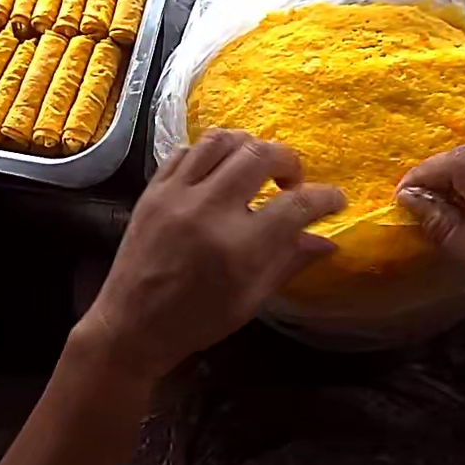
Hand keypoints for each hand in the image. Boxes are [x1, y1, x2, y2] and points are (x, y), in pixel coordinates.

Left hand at [79, 129, 345, 379]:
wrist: (131, 324)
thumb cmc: (195, 320)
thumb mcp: (249, 299)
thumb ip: (288, 262)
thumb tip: (327, 240)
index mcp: (240, 246)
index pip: (298, 204)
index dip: (326, 197)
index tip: (333, 200)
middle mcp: (209, 210)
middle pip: (261, 154)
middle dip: (288, 160)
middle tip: (290, 182)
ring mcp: (175, 195)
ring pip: (220, 140)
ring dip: (247, 146)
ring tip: (254, 167)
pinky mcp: (152, 191)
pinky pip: (184, 151)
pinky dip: (207, 154)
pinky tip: (215, 172)